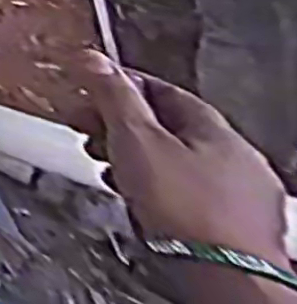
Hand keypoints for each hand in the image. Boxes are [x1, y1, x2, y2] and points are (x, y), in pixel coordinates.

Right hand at [82, 51, 290, 265]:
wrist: (215, 269)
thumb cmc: (181, 202)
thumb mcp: (132, 135)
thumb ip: (112, 94)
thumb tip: (93, 58)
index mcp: (223, 138)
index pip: (167, 92)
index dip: (124, 83)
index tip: (93, 82)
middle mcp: (240, 163)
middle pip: (167, 125)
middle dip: (118, 122)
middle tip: (87, 124)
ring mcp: (238, 194)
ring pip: (170, 156)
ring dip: (129, 151)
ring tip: (102, 157)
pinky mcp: (228, 219)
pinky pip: (179, 184)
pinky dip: (147, 178)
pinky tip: (127, 185)